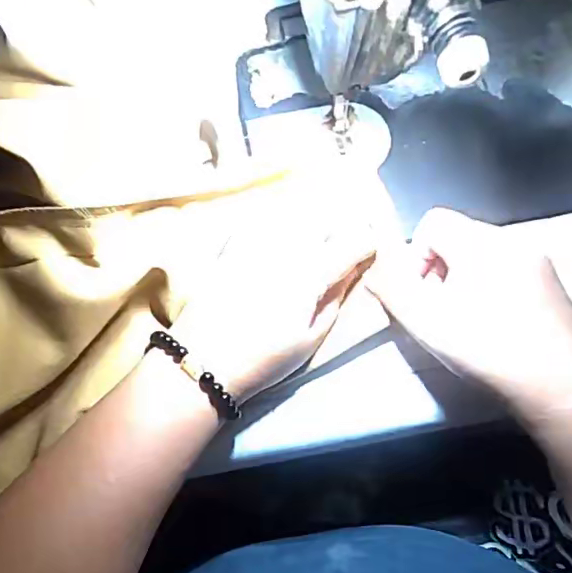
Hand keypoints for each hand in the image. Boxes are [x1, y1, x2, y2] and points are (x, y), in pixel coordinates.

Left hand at [169, 176, 375, 400]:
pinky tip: (277, 244)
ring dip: (311, 223)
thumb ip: (336, 298)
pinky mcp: (232, 242)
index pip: (357, 238)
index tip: (365, 258)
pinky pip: (264, 219)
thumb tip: (352, 271)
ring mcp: (257, 239)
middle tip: (340, 252)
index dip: (368, 246)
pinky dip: (278, 224)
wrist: (203, 359)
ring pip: (297, 212)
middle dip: (341, 229)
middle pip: (329, 217)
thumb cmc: (263, 358)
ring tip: (311, 245)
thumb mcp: (311, 338)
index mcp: (313, 270)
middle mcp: (288, 245)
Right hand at [368, 207, 571, 423]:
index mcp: (481, 242)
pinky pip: (507, 273)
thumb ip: (392, 289)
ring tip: (468, 325)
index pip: (432, 222)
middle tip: (441, 316)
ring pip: (482, 258)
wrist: (560, 384)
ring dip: (464, 284)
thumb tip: (377, 268)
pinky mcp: (552, 284)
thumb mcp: (426, 322)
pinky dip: (492, 292)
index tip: (421, 297)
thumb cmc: (488, 349)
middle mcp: (513, 240)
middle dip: (439, 272)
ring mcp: (537, 261)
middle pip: (457, 240)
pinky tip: (497, 328)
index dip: (415, 256)